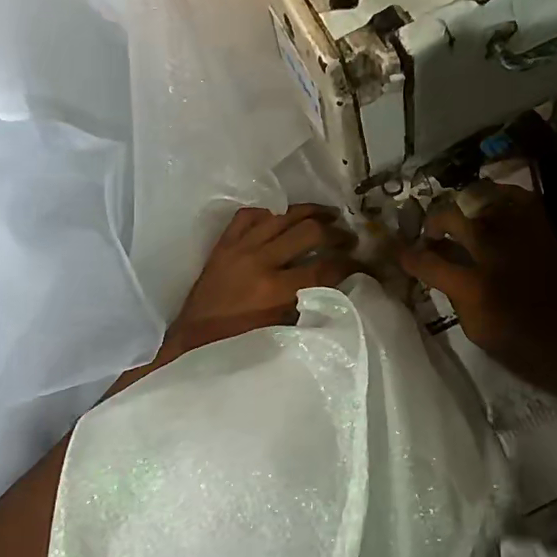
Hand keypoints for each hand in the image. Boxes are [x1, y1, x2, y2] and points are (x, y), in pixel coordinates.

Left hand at [160, 204, 359, 361]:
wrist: (192, 340)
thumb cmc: (238, 344)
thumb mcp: (280, 331)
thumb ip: (308, 305)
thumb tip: (337, 286)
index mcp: (273, 290)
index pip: (323, 267)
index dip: (349, 264)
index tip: (363, 264)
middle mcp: (258, 260)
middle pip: (308, 232)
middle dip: (336, 233)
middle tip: (350, 237)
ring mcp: (238, 246)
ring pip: (282, 215)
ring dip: (310, 212)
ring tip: (329, 215)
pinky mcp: (223, 242)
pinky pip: (250, 215)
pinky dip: (270, 212)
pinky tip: (283, 216)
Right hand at [399, 184, 556, 400]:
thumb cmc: (528, 352)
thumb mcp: (478, 334)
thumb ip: (455, 297)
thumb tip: (440, 273)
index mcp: (475, 287)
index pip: (428, 261)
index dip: (408, 256)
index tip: (399, 253)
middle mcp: (495, 252)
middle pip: (451, 216)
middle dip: (433, 223)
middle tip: (431, 235)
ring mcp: (521, 235)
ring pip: (480, 198)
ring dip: (463, 207)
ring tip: (460, 220)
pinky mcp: (543, 228)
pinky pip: (516, 196)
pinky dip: (498, 197)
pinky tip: (491, 210)